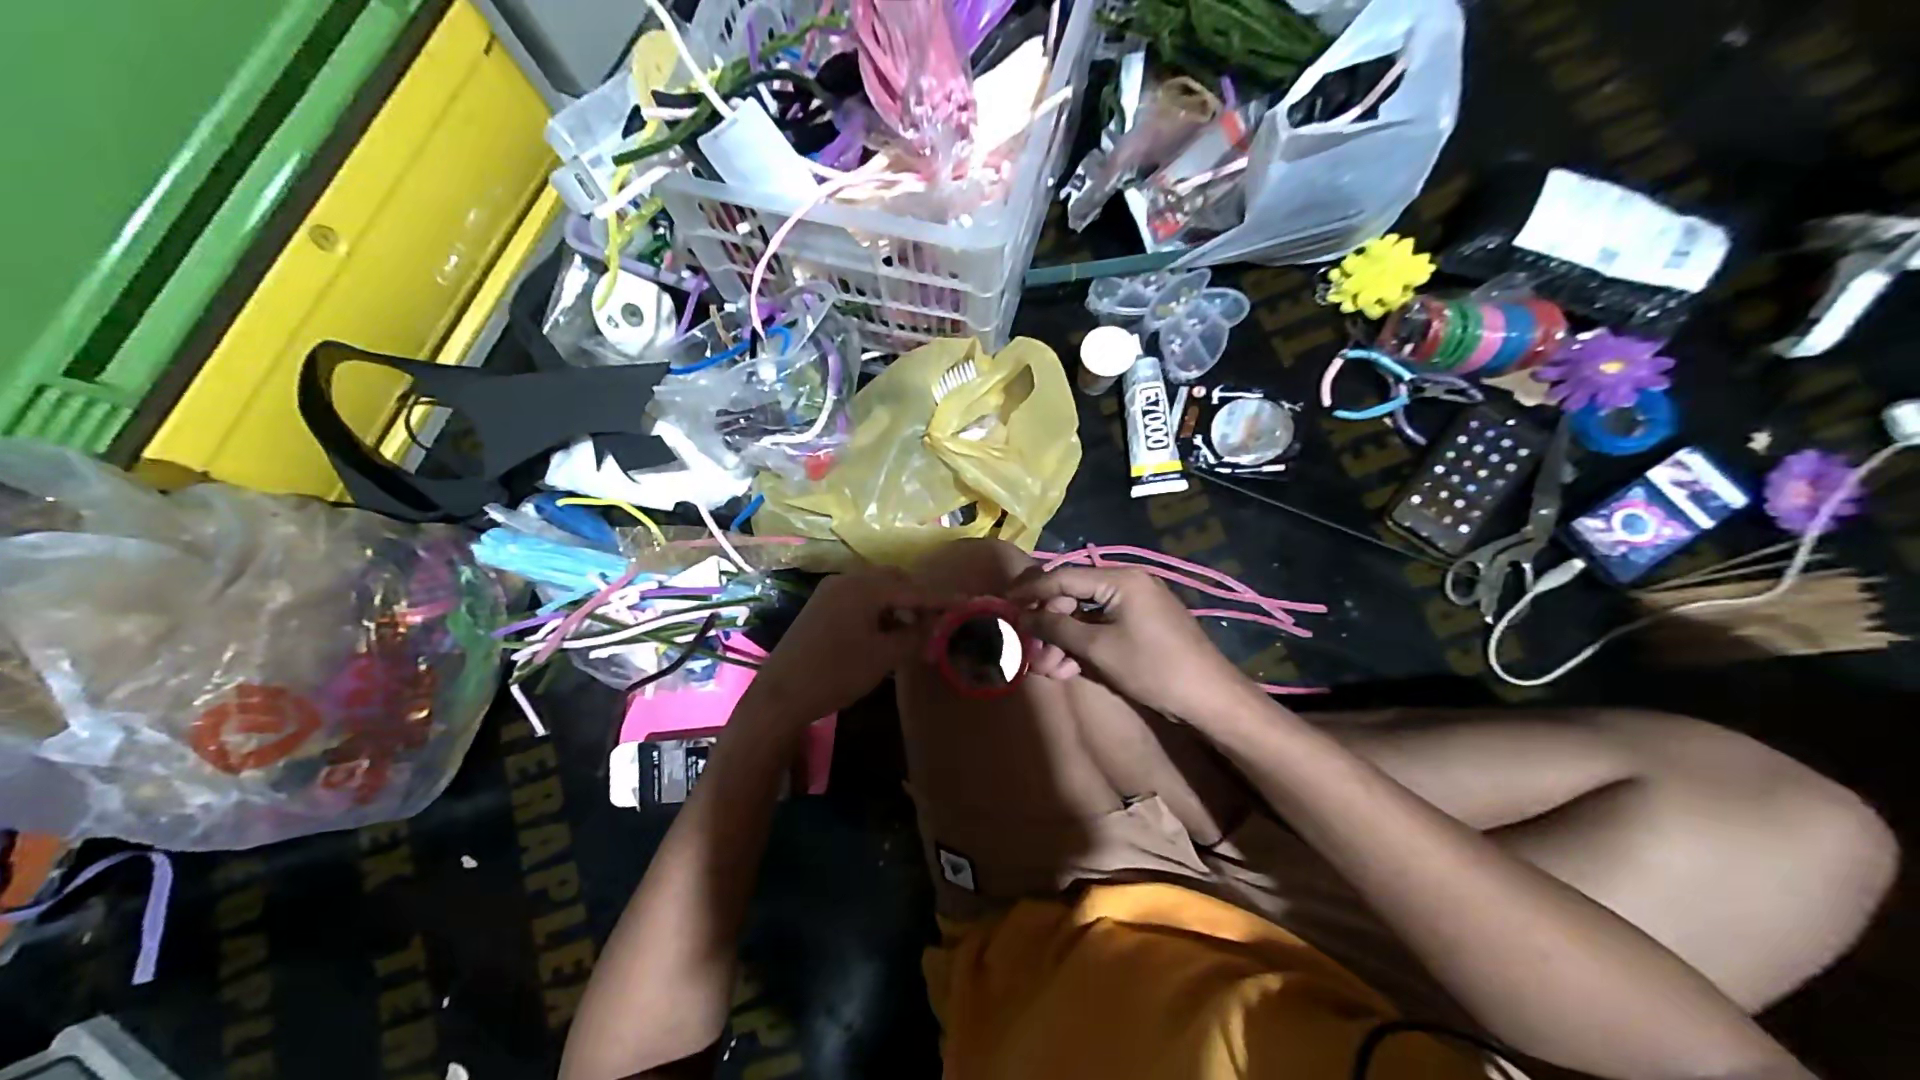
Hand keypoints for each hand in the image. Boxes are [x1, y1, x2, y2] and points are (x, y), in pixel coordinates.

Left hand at [744, 565, 942, 725]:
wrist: (781, 695)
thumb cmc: (836, 674)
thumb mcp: (884, 657)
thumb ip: (916, 636)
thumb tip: (939, 624)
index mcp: (864, 587)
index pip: (913, 589)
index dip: (942, 598)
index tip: (967, 603)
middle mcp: (846, 580)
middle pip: (894, 580)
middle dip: (919, 597)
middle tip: (940, 619)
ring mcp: (830, 591)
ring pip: (876, 588)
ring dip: (898, 603)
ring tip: (915, 629)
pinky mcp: (821, 606)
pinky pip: (859, 598)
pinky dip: (878, 609)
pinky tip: (887, 631)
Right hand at [1008, 566, 1256, 721]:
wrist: (1210, 698)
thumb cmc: (1153, 667)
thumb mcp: (1099, 648)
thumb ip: (1057, 627)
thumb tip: (1023, 615)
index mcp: (1120, 579)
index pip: (1063, 576)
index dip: (1030, 589)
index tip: (1004, 602)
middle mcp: (1128, 583)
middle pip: (1073, 596)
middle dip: (1048, 624)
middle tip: (1028, 648)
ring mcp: (1136, 605)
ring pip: (1086, 616)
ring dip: (1063, 640)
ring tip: (1048, 669)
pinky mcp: (1141, 626)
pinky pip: (1102, 628)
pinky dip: (1083, 646)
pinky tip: (1067, 670)